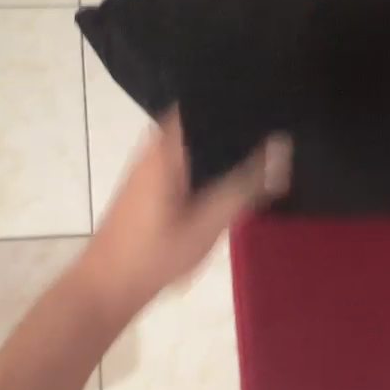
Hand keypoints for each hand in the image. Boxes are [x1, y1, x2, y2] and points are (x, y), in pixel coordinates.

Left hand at [77, 111, 290, 320]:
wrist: (108, 288)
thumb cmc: (155, 255)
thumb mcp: (208, 222)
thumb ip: (245, 185)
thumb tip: (281, 148)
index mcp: (166, 146)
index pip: (205, 103)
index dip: (238, 101)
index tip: (273, 103)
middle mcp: (155, 147)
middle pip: (204, 123)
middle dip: (238, 128)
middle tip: (278, 133)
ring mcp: (151, 168)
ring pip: (197, 146)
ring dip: (227, 151)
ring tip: (268, 153)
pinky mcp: (152, 188)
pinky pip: (189, 164)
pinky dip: (213, 169)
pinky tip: (237, 184)